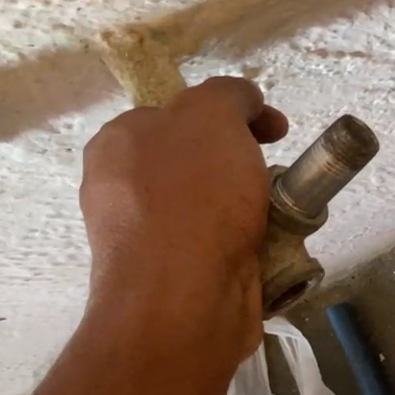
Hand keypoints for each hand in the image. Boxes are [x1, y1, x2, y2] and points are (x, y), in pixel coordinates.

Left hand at [79, 77, 288, 363]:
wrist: (183, 300)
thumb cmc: (195, 196)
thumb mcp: (213, 115)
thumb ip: (228, 95)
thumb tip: (244, 106)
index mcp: (119, 142)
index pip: (184, 111)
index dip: (235, 114)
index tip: (273, 132)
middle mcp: (122, 186)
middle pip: (201, 158)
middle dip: (244, 162)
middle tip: (270, 175)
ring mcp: (143, 236)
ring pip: (213, 203)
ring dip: (251, 205)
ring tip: (274, 218)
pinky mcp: (170, 276)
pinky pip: (217, 244)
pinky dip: (245, 243)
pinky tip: (262, 249)